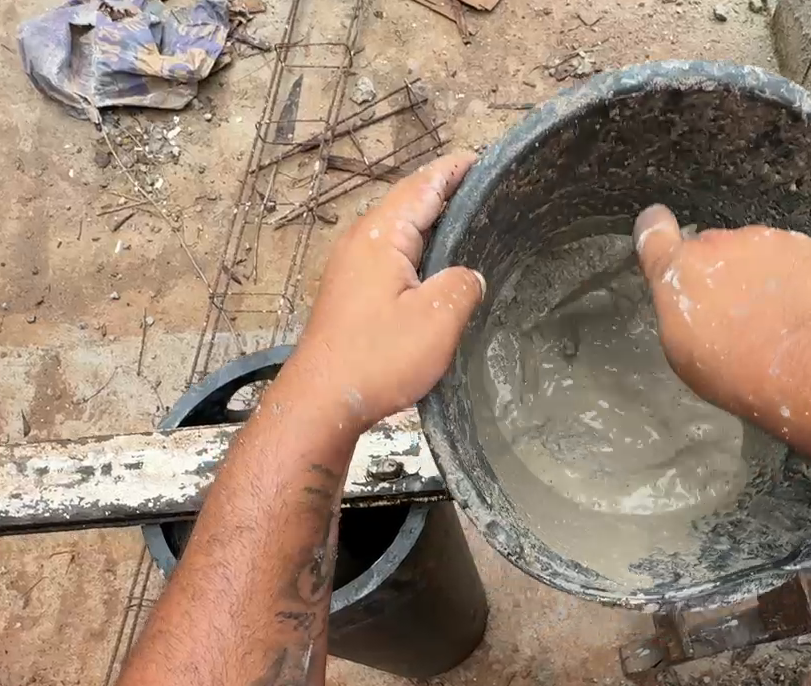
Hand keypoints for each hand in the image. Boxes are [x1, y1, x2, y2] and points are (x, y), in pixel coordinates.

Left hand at [274, 153, 487, 429]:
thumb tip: (469, 275)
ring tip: (468, 232)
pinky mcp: (350, 296)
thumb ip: (461, 285)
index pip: (423, 186)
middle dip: (445, 196)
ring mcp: (351, 270)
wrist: (324, 401)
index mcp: (382, 235)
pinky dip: (417, 257)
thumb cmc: (378, 358)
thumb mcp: (437, 319)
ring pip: (399, 235)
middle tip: (485, 196)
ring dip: (431, 229)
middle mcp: (361, 242)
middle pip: (409, 205)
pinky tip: (434, 275)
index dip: (454, 171)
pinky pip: (390, 261)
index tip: (482, 160)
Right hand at [632, 204, 810, 426]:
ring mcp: (760, 239)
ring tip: (766, 317)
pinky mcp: (799, 245)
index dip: (656, 233)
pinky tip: (793, 310)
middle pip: (708, 248)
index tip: (661, 239)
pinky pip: (786, 256)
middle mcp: (715, 244)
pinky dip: (787, 277)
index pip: (653, 230)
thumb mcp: (682, 350)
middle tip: (729, 314)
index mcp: (678, 270)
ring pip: (749, 252)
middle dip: (715, 272)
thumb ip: (677, 308)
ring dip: (753, 276)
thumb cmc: (733, 368)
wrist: (799, 364)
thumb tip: (687, 299)